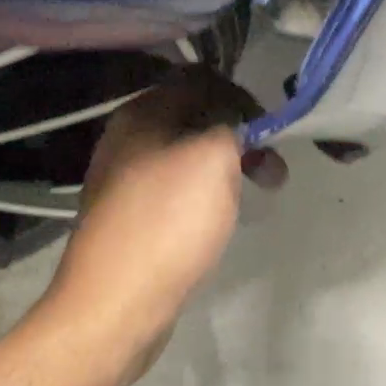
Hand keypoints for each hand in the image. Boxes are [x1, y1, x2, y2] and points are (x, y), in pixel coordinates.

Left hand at [44, 67, 284, 364]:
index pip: (198, 80)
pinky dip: (202, 195)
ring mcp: (122, 180)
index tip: (271, 129)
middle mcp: (126, 139)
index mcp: (141, 113)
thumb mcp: (213, 158)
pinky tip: (217, 219)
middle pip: (192, 118)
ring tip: (255, 194)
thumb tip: (234, 120)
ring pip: (185, 157)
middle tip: (272, 169)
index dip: (241, 97)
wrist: (113, 305)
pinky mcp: (127, 219)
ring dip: (224, 168)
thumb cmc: (167, 221)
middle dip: (237, 136)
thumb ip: (231, 124)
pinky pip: (172, 191)